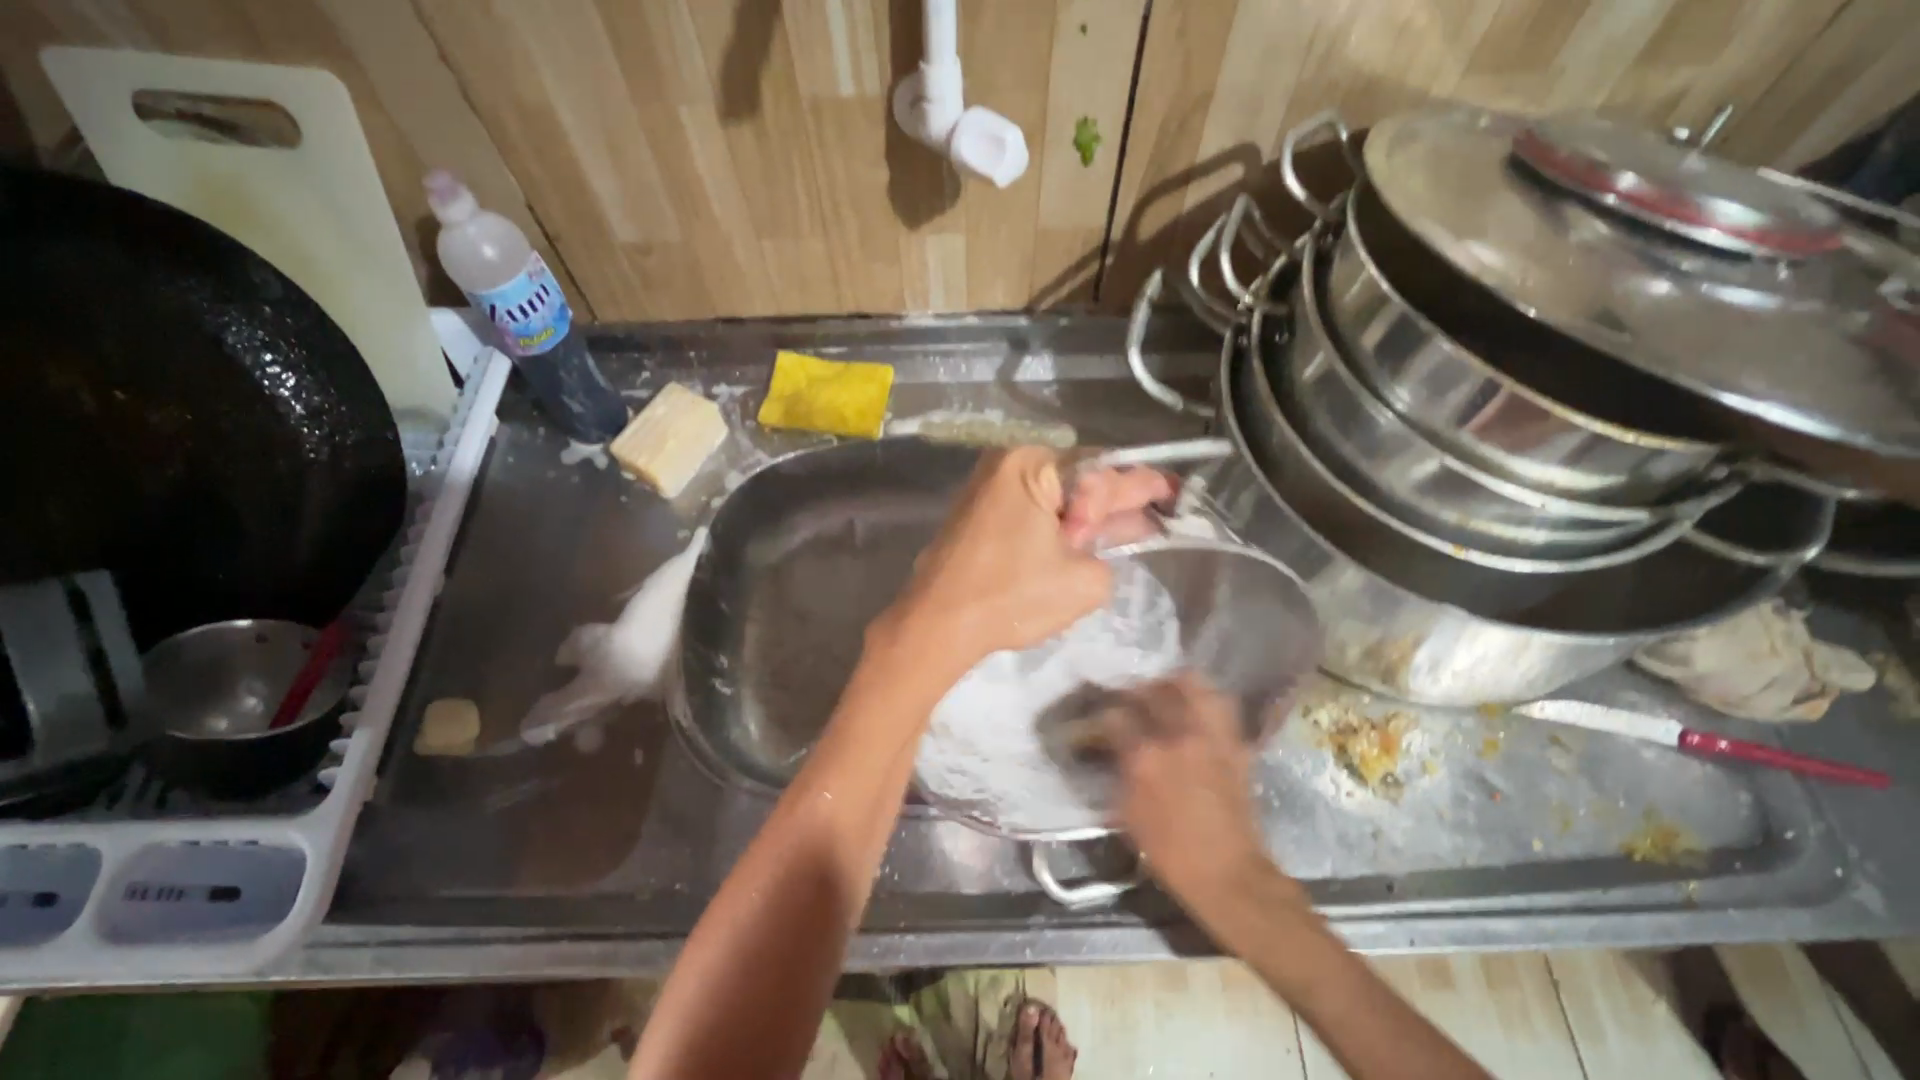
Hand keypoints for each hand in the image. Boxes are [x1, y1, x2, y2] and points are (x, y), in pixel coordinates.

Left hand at [869, 446, 1173, 680]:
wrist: (937, 625)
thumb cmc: (1011, 596)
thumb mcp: (1084, 579)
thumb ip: (1109, 551)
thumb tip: (1096, 543)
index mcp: (1032, 466)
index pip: (1101, 469)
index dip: (1141, 485)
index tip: (1174, 491)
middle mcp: (1008, 466)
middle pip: (1078, 479)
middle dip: (1118, 500)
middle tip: (1162, 506)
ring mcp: (989, 490)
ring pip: (1056, 498)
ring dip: (1092, 516)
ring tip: (1137, 526)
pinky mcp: (980, 517)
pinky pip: (1033, 513)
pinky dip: (1061, 526)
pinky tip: (1092, 539)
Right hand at [1104, 674, 1298, 919]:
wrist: (1228, 872)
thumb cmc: (1171, 853)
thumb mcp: (1129, 815)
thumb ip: (1121, 774)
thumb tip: (1114, 751)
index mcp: (1146, 757)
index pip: (1116, 716)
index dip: (1104, 714)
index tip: (1100, 718)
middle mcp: (1179, 737)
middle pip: (1155, 690)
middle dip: (1137, 689)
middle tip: (1129, 695)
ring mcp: (1211, 738)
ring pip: (1195, 687)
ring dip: (1176, 683)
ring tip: (1165, 688)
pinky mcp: (1236, 746)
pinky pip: (1222, 708)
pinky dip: (1206, 700)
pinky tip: (1195, 708)